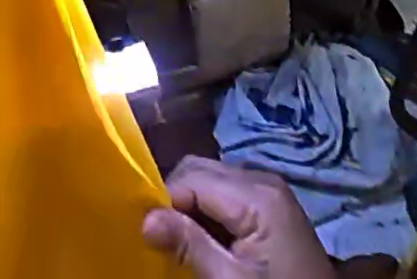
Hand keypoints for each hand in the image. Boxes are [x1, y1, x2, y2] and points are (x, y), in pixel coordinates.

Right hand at [143, 157, 334, 278]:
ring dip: (190, 204)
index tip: (146, 232)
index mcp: (257, 195)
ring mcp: (270, 190)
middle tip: (162, 238)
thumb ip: (190, 246)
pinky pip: (228, 192)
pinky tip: (206, 241)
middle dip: (176, 199)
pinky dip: (209, 210)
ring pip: (210, 178)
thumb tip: (143, 219)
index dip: (165, 201)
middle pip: (200, 170)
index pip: (191, 178)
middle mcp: (262, 179)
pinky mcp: (273, 205)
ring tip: (181, 241)